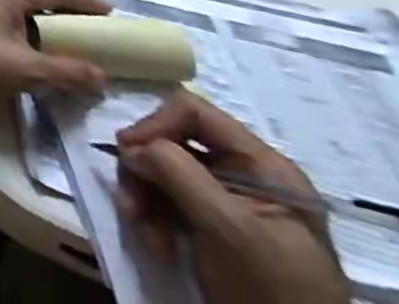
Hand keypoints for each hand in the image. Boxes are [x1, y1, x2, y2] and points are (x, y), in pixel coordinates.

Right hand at [114, 93, 350, 303]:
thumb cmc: (271, 289)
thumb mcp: (227, 228)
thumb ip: (178, 173)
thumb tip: (131, 146)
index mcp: (262, 165)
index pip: (194, 112)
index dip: (155, 123)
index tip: (127, 151)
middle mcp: (244, 175)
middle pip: (173, 143)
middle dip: (146, 171)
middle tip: (130, 204)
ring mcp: (228, 204)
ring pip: (164, 174)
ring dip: (144, 199)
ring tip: (144, 233)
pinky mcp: (213, 230)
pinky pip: (169, 205)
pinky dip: (154, 221)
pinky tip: (158, 247)